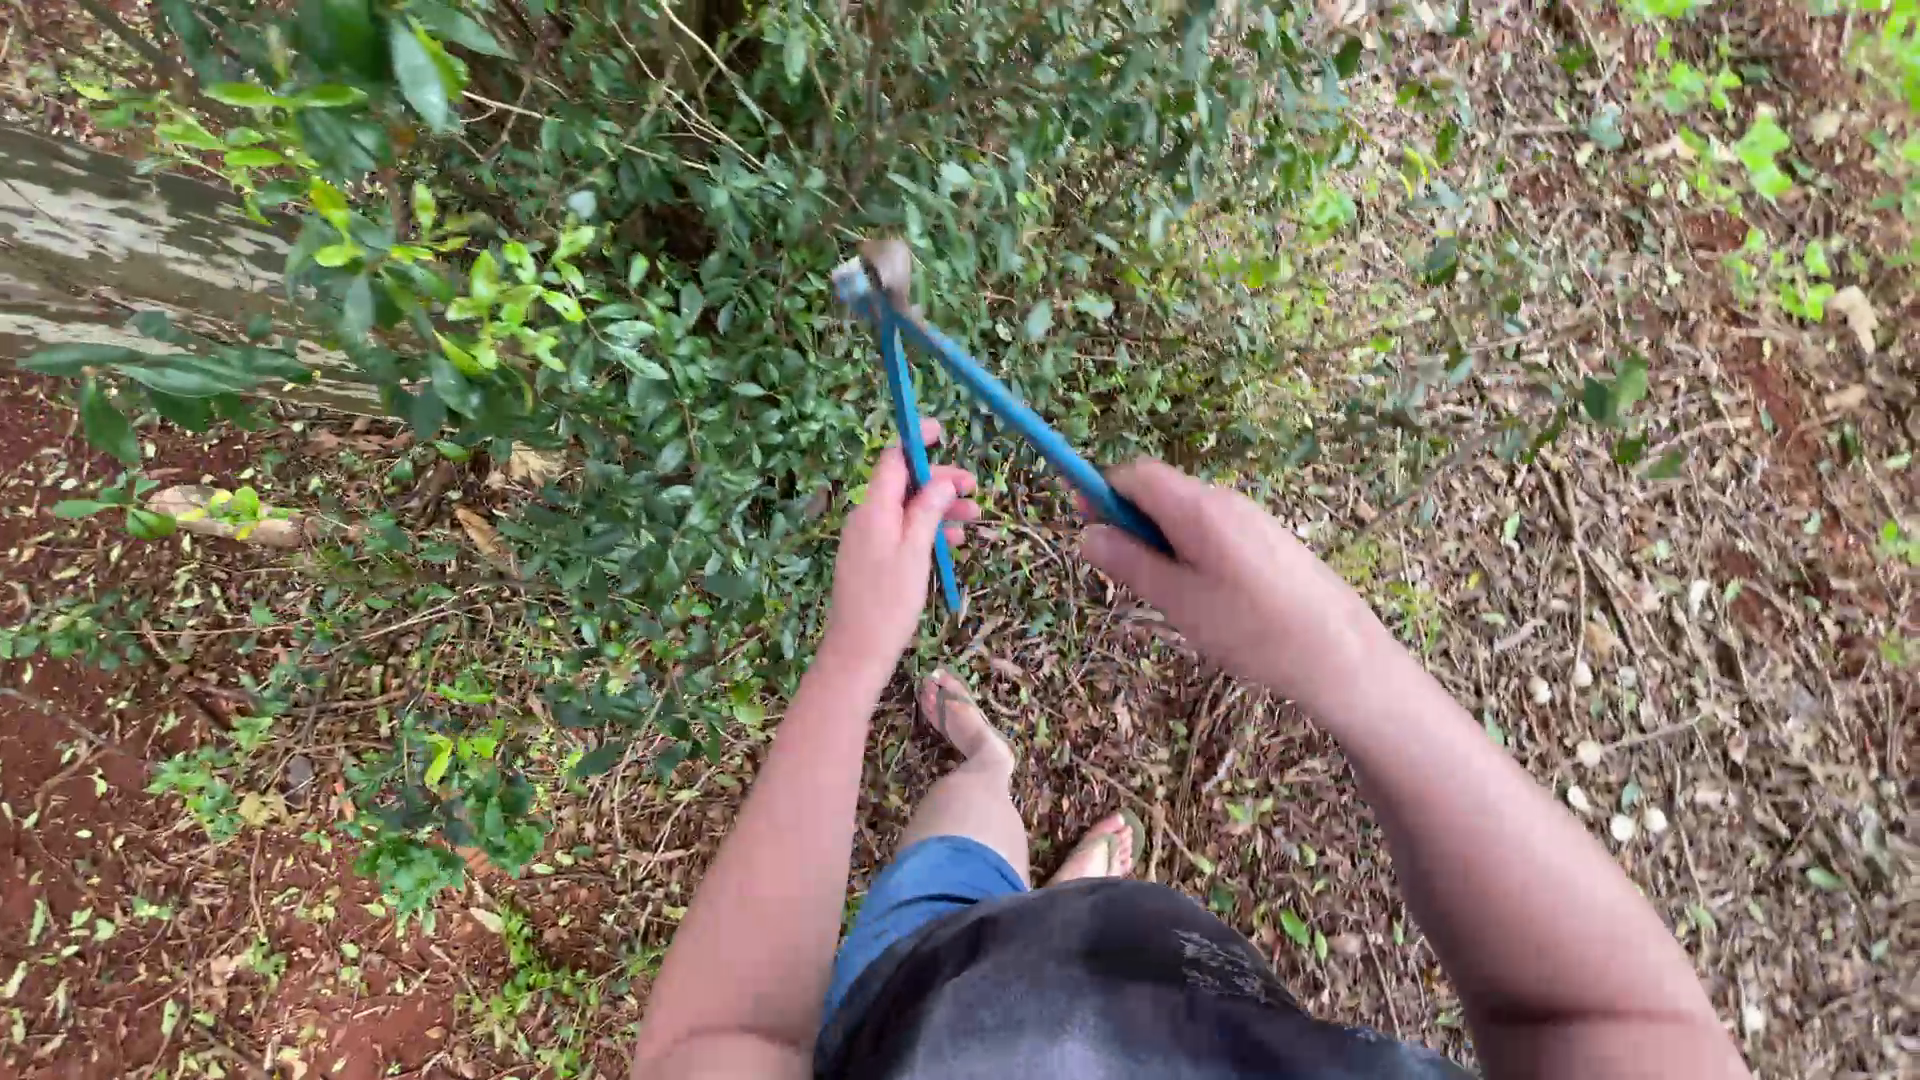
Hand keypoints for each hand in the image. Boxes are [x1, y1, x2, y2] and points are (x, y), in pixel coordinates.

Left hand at [821, 419, 978, 669]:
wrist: (858, 650)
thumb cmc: (889, 601)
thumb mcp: (915, 551)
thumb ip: (927, 510)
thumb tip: (942, 479)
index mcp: (873, 509)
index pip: (893, 460)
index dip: (916, 442)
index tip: (942, 432)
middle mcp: (866, 517)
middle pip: (904, 485)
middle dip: (940, 484)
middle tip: (974, 491)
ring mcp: (867, 538)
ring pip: (907, 510)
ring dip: (939, 510)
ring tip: (973, 520)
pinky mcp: (872, 558)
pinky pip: (901, 532)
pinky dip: (926, 531)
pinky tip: (951, 542)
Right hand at [1078, 459, 1388, 712]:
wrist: (1341, 654)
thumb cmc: (1251, 628)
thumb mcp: (1177, 599)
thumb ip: (1129, 563)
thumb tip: (1087, 534)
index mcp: (1198, 508)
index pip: (1135, 474)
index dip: (1102, 491)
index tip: (1082, 521)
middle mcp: (1224, 500)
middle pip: (1161, 491)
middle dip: (1131, 520)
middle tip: (1125, 571)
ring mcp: (1251, 517)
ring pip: (1186, 514)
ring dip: (1160, 539)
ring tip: (1169, 594)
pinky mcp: (1267, 538)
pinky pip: (1212, 530)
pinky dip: (1190, 549)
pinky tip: (1205, 596)